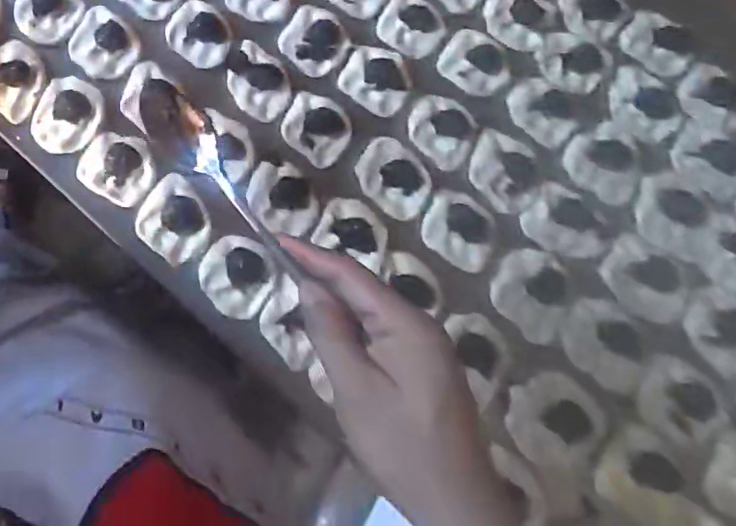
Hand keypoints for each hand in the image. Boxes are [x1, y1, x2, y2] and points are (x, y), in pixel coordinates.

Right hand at [280, 236, 515, 525]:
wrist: (459, 510)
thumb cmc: (402, 448)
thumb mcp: (355, 390)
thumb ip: (329, 331)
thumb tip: (308, 285)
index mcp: (408, 325)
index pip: (352, 274)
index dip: (312, 254)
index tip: (276, 238)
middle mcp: (421, 326)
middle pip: (363, 286)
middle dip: (321, 271)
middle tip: (280, 260)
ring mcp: (426, 346)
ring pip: (370, 307)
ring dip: (334, 296)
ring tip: (295, 286)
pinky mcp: (424, 366)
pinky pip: (379, 327)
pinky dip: (350, 320)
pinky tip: (329, 325)